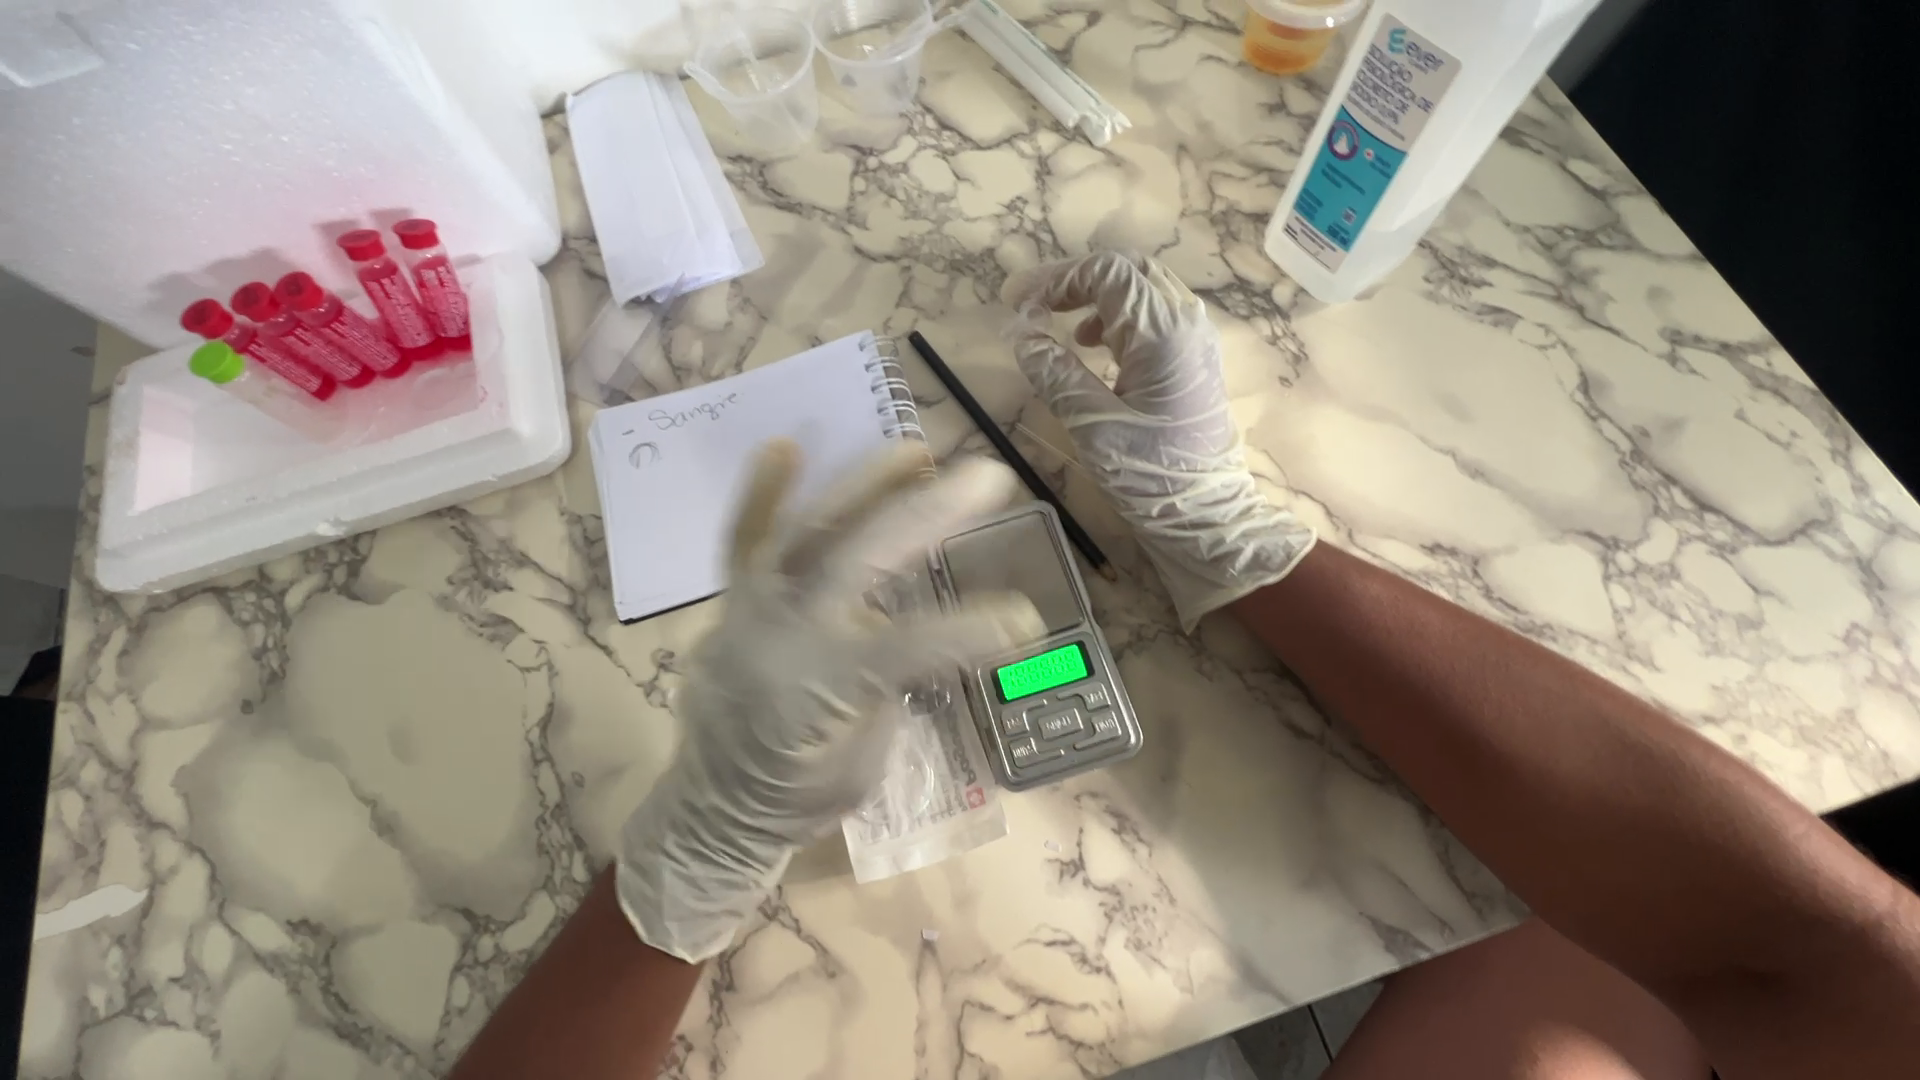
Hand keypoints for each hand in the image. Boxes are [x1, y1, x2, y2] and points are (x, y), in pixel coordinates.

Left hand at [616, 441, 1041, 962]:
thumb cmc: (801, 793)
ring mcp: (755, 606)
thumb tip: (926, 638)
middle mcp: (787, 632)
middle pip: (859, 558)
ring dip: (865, 484)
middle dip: (925, 512)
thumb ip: (891, 690)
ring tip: (915, 452)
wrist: (714, 806)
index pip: (911, 646)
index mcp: (827, 686)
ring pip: (809, 531)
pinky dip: (764, 493)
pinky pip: (744, 538)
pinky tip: (787, 445)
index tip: (1027, 621)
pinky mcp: (735, 598)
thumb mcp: (864, 757)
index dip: (972, 630)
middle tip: (987, 476)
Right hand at [1002, 251, 1314, 630]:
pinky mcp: (1191, 360)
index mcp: (1164, 333)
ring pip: (1142, 291)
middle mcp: (1186, 323)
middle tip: (1032, 303)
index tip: (1017, 303)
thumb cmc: (1149, 474)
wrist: (1205, 515)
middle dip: (1075, 280)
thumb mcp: (1093, 426)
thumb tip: (1021, 334)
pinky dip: (1115, 318)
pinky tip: (1091, 346)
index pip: (1108, 273)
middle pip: (1128, 271)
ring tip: (1057, 326)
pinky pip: (1152, 317)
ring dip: (1095, 297)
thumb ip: (1055, 373)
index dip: (1056, 279)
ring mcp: (1194, 341)